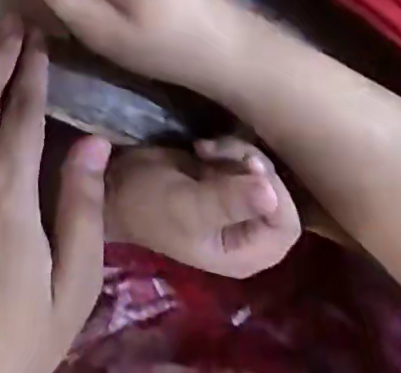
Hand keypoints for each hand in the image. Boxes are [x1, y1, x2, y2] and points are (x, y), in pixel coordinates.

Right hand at [106, 137, 301, 278]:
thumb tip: (272, 192)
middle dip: (251, 167)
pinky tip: (201, 146)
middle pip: (278, 192)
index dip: (274, 194)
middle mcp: (248, 229)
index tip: (245, 167)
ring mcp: (236, 200)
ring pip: (261, 170)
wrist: (114, 182)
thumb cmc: (149, 204)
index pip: (286, 225)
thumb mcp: (187, 206)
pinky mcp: (222, 176)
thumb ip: (228, 201)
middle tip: (219, 152)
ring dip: (236, 152)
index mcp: (247, 253)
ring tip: (205, 148)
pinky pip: (242, 158)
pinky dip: (226, 147)